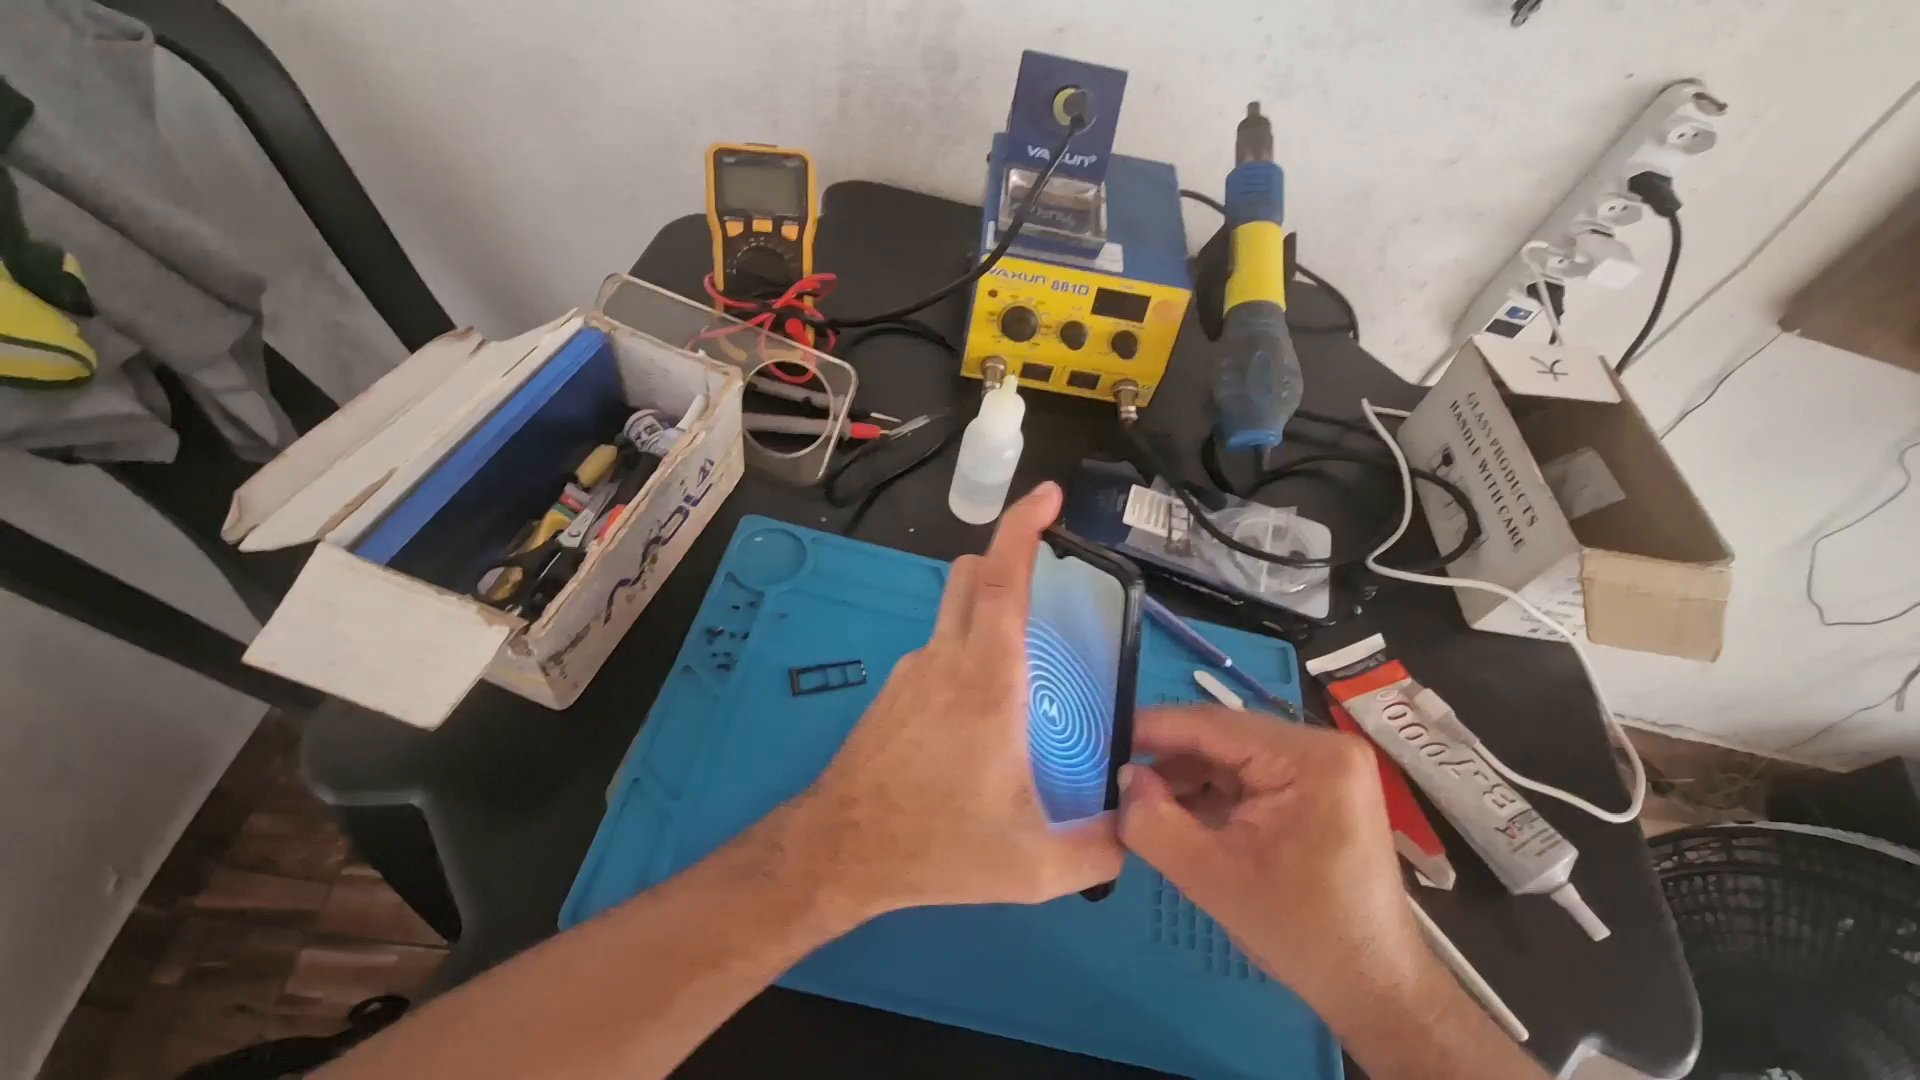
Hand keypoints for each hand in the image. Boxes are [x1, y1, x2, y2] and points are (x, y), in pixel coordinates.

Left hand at [791, 482, 1124, 916]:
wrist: (838, 852)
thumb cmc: (934, 847)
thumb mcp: (1032, 865)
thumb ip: (1099, 847)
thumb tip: (1138, 830)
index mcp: (987, 680)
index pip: (1002, 581)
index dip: (1024, 528)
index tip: (1049, 496)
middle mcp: (946, 659)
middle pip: (972, 575)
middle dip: (1010, 556)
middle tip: (1054, 577)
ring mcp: (913, 672)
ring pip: (954, 610)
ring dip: (991, 609)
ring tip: (1033, 667)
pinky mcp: (896, 692)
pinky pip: (941, 648)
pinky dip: (970, 649)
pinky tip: (987, 712)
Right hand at [1117, 706, 1430, 1011]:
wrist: (1372, 987)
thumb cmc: (1300, 932)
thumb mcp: (1212, 878)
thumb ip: (1155, 823)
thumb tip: (1122, 777)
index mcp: (1310, 757)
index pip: (1215, 725)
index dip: (1154, 729)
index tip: (1102, 739)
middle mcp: (1322, 747)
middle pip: (1224, 739)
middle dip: (1168, 760)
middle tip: (1114, 778)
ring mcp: (1323, 768)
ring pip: (1232, 758)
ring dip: (1186, 779)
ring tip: (1139, 802)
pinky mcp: (1317, 791)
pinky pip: (1250, 778)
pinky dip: (1212, 795)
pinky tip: (1178, 815)